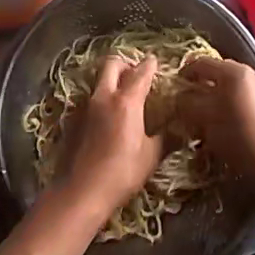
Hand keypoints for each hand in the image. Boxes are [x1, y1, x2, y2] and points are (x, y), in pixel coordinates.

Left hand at [62, 56, 162, 210]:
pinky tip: (107, 119)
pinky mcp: (73, 119)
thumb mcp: (151, 157)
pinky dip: (101, 100)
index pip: (141, 71)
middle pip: (113, 63)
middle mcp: (104, 96)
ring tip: (123, 97)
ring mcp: (85, 106)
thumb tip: (181, 130)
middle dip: (126, 63)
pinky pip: (89, 99)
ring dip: (111, 81)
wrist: (79, 192)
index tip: (155, 62)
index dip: (150, 64)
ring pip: (99, 80)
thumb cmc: (121, 173)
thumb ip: (167, 138)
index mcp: (126, 101)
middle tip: (136, 75)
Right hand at [178, 57, 254, 191]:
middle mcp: (251, 74)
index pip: (202, 62)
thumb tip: (179, 96)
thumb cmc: (234, 135)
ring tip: (203, 115)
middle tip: (187, 101)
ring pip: (230, 87)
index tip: (174, 86)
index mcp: (235, 71)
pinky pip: (242, 98)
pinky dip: (228, 106)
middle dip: (200, 85)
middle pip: (217, 73)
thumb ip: (186, 102)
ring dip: (214, 97)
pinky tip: (222, 124)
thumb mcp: (203, 117)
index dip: (185, 72)